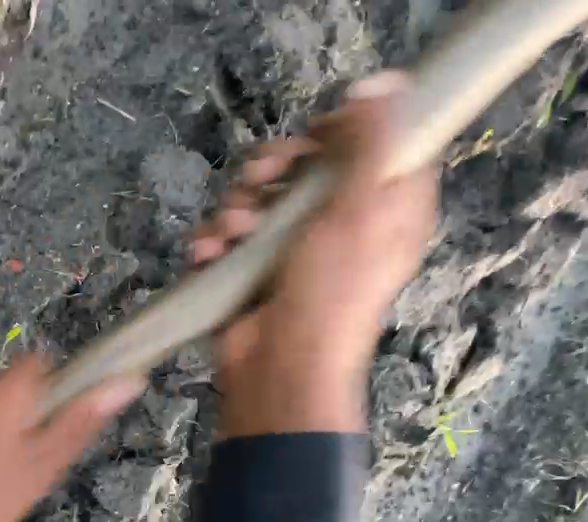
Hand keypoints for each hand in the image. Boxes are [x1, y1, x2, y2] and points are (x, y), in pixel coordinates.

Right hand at [193, 71, 438, 437]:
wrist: (278, 369)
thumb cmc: (330, 295)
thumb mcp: (359, 213)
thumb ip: (367, 146)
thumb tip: (374, 86)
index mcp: (382, 207)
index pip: (369, 147)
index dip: (341, 133)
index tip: (316, 132)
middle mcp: (333, 224)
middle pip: (299, 171)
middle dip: (271, 169)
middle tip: (260, 174)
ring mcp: (282, 251)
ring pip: (250, 204)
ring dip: (232, 212)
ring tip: (230, 234)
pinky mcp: (239, 274)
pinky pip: (218, 242)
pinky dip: (208, 245)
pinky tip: (206, 255)